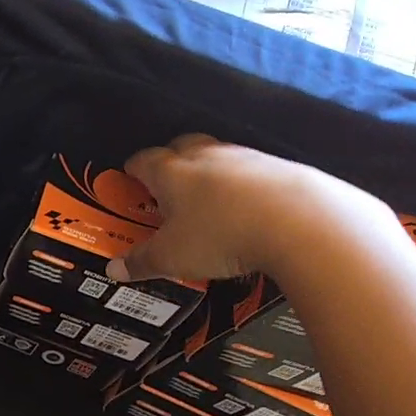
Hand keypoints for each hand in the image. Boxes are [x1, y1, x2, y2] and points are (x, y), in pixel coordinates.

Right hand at [109, 135, 398, 283]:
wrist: (301, 221)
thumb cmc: (220, 235)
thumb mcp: (171, 257)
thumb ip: (141, 262)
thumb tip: (114, 269)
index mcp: (171, 172)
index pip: (143, 160)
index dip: (132, 168)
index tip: (127, 178)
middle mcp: (206, 156)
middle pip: (182, 146)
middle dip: (170, 160)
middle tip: (164, 185)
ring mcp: (247, 158)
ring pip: (218, 157)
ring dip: (207, 172)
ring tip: (204, 200)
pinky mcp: (280, 168)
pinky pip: (250, 171)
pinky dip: (240, 185)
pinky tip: (242, 207)